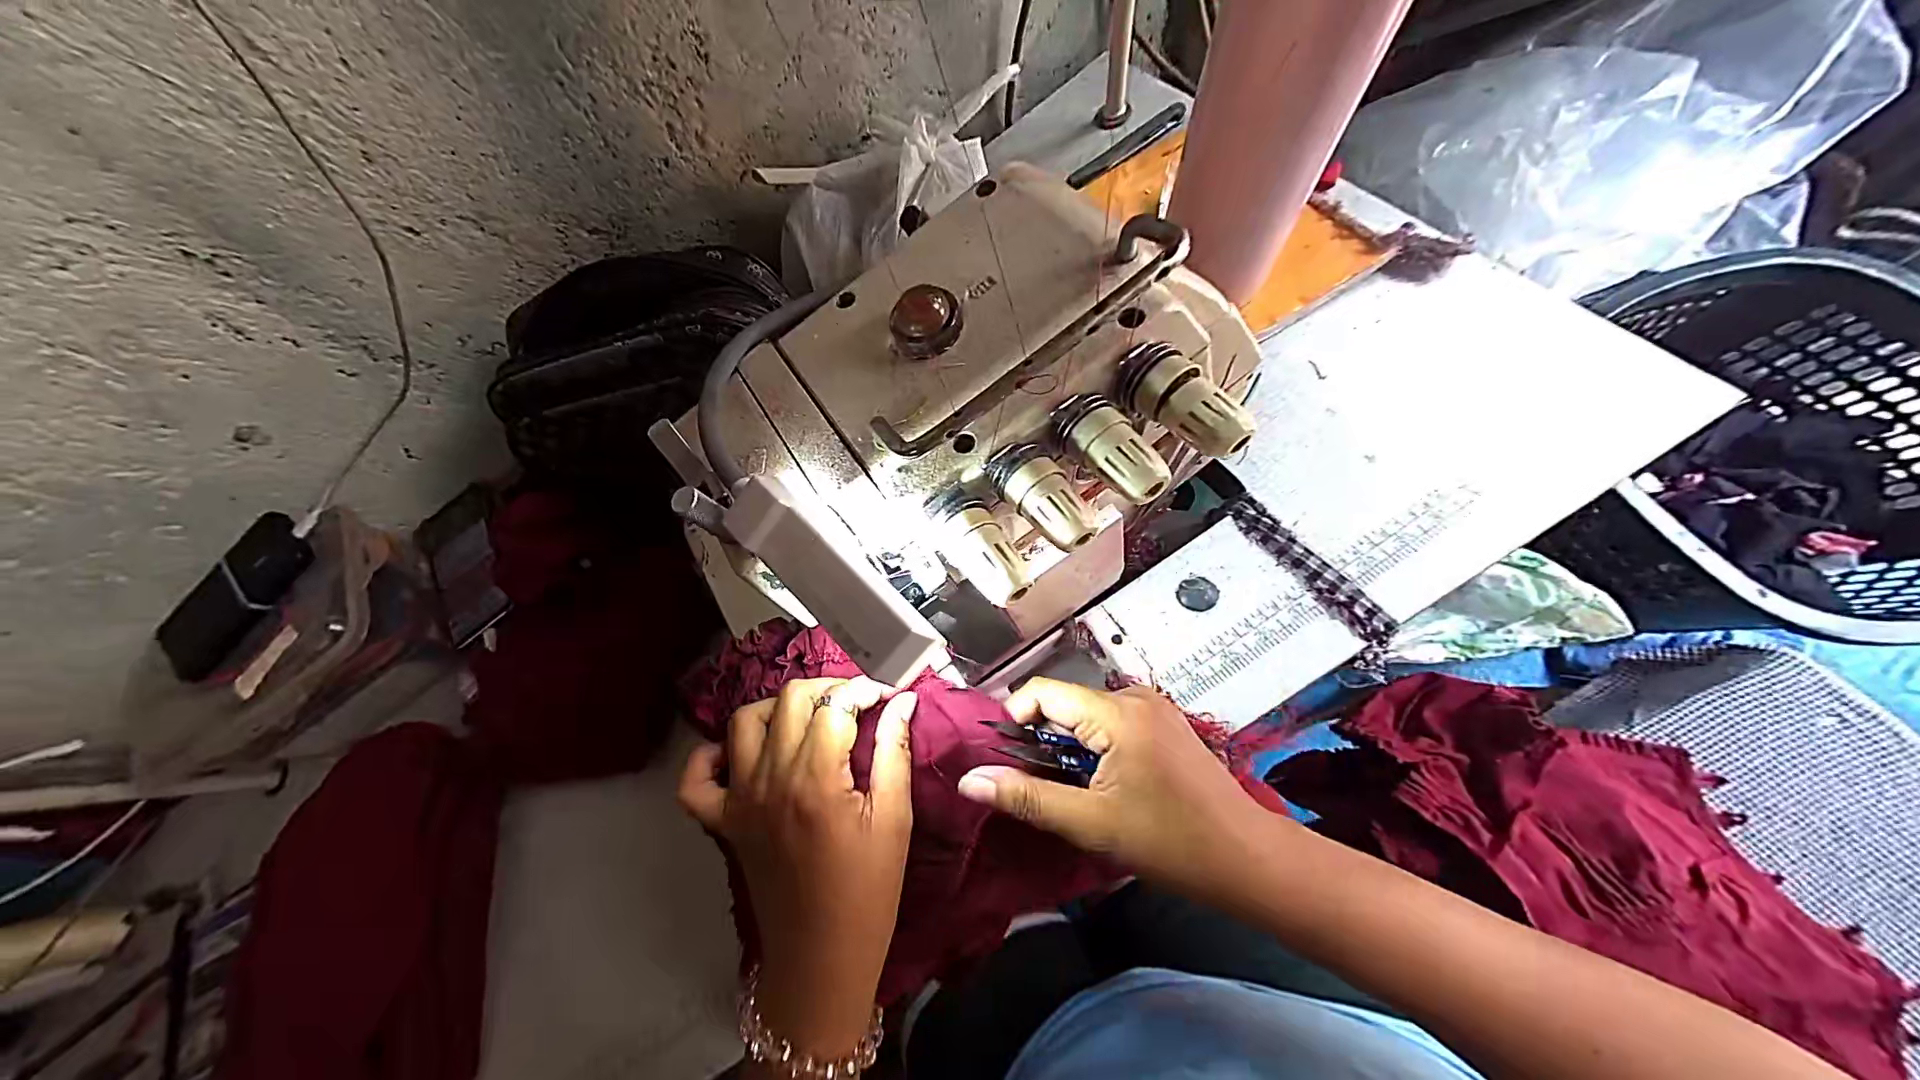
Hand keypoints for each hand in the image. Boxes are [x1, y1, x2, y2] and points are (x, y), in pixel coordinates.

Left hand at [679, 677, 917, 1055]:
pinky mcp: (723, 822)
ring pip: (746, 721)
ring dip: (780, 709)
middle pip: (791, 700)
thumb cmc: (869, 889)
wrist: (822, 955)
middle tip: (855, 707)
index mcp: (816, 778)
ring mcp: (739, 799)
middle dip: (829, 690)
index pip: (836, 704)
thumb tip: (902, 701)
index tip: (886, 698)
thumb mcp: (895, 819)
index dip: (866, 691)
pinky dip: (713, 755)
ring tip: (810, 722)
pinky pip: (698, 777)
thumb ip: (894, 752)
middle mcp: (770, 778)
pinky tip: (743, 754)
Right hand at [956, 678, 1269, 902]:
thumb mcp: (1090, 823)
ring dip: (1070, 748)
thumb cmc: (1170, 842)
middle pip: (1065, 704)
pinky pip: (1112, 723)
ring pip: (1087, 716)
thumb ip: (1026, 797)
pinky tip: (1107, 785)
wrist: (1247, 859)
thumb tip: (971, 780)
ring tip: (1078, 792)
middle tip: (1044, 787)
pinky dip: (1096, 748)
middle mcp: (1135, 697)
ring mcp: (1155, 708)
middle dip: (1044, 741)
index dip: (1014, 720)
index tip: (1008, 761)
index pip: (1043, 692)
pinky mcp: (1166, 724)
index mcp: (1117, 713)